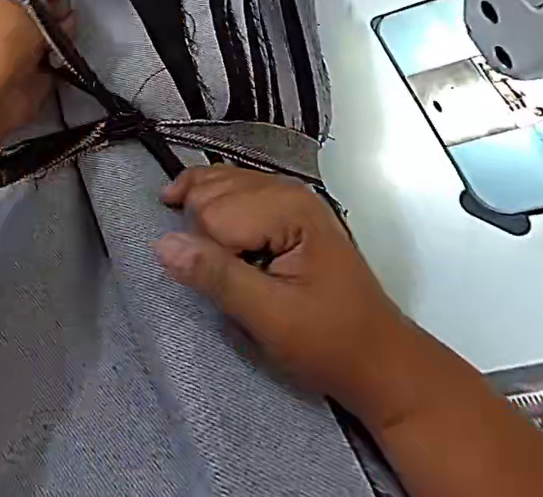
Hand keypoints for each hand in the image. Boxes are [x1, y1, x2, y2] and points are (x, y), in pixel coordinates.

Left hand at [0, 0, 71, 138]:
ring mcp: (24, 39)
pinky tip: (56, 60)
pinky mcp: (38, 64)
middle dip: (57, 6)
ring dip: (61, 32)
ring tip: (49, 46)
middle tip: (48, 20)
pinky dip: (62, 54)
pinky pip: (61, 49)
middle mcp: (12, 11)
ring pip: (60, 22)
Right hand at [155, 167, 429, 428]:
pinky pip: (231, 190)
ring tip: (207, 255)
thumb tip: (164, 244)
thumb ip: (218, 277)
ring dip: (202, 215)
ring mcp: (287, 194)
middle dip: (201, 230)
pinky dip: (212, 205)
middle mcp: (287, 188)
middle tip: (220, 275)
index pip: (212, 212)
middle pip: (211, 190)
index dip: (206, 251)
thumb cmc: (329, 341)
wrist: (378, 358)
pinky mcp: (283, 207)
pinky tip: (202, 226)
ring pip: (217, 183)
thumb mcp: (271, 319)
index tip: (225, 288)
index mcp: (289, 207)